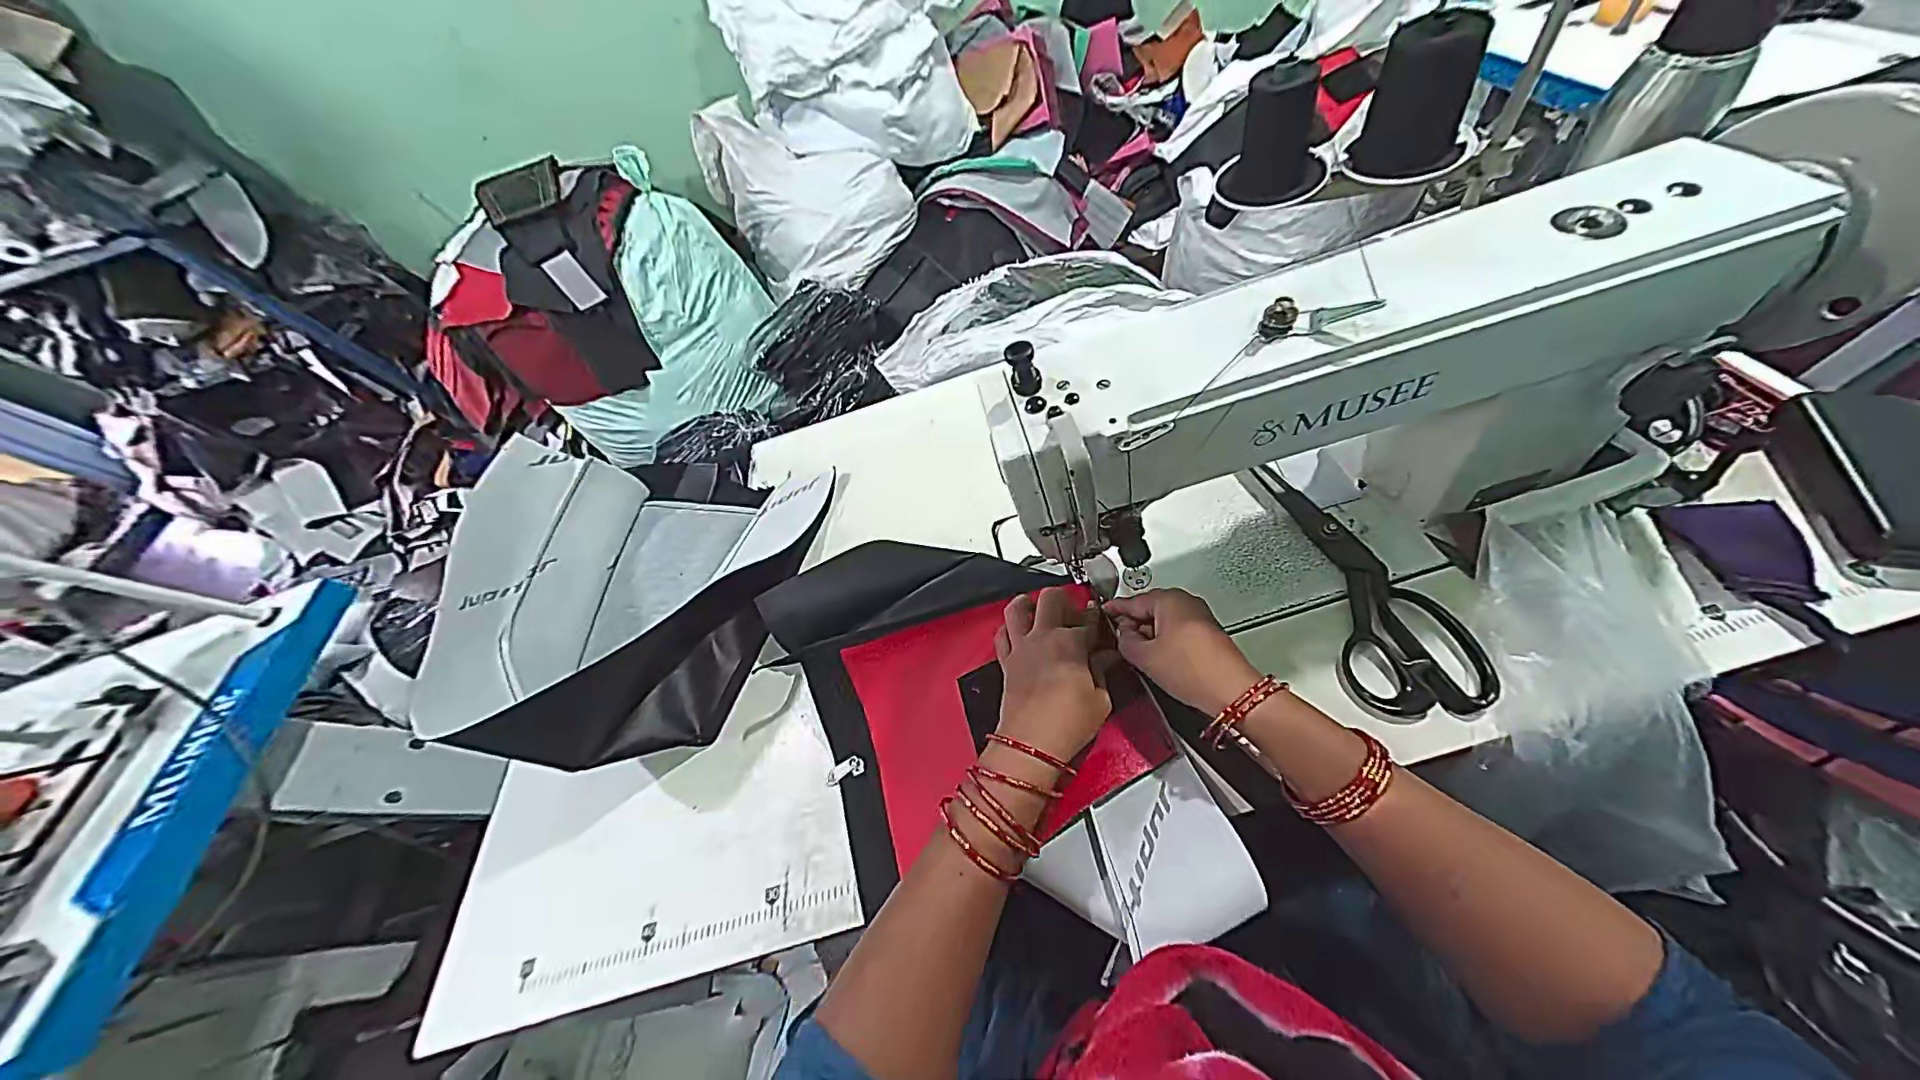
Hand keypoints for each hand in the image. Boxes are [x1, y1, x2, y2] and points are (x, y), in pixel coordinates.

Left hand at [993, 588, 1116, 763]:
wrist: (1030, 744)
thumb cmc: (1064, 724)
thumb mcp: (1101, 699)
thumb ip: (1103, 672)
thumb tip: (1106, 660)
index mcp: (1071, 643)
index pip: (1088, 620)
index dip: (1098, 619)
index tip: (1102, 625)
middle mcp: (1043, 638)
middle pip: (1051, 599)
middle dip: (1065, 598)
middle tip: (1073, 611)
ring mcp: (1022, 648)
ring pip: (1017, 608)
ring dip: (1029, 602)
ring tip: (1038, 605)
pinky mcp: (1007, 663)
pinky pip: (1002, 635)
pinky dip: (1008, 627)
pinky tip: (1016, 629)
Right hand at [1104, 589, 1261, 715]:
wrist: (1232, 692)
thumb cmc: (1196, 672)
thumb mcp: (1144, 657)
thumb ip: (1124, 641)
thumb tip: (1123, 635)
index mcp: (1169, 599)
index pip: (1132, 600)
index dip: (1114, 609)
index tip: (1105, 612)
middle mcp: (1187, 602)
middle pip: (1149, 608)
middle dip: (1134, 624)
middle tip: (1122, 640)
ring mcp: (1199, 616)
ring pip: (1164, 620)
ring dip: (1151, 635)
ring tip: (1145, 656)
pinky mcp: (1207, 633)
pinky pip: (1177, 630)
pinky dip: (1166, 641)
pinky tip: (1164, 660)